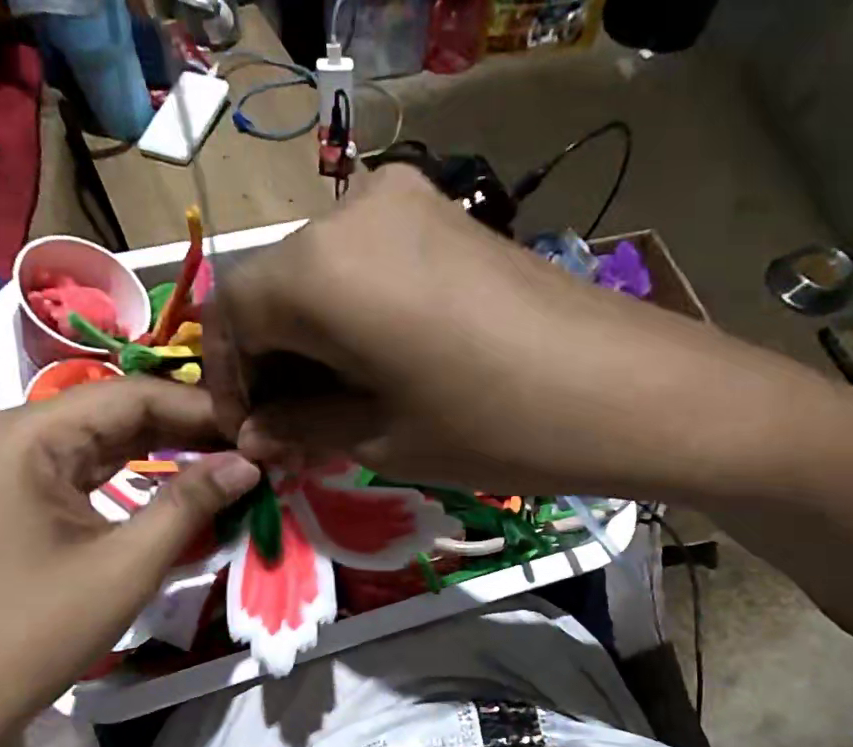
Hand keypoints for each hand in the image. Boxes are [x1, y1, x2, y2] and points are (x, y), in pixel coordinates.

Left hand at [0, 379, 258, 742]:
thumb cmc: (39, 631)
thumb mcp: (128, 564)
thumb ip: (191, 503)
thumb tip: (249, 463)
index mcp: (18, 437)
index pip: (128, 397)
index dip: (199, 407)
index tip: (254, 425)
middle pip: (107, 412)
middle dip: (181, 427)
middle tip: (247, 442)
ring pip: (91, 439)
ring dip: (156, 447)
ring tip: (221, 454)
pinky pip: (71, 467)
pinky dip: (122, 471)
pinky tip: (168, 474)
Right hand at [204, 165, 760, 496]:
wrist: (624, 389)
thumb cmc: (494, 426)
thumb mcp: (384, 437)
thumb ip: (305, 424)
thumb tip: (256, 430)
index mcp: (318, 268)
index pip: (231, 311)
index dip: (228, 376)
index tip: (248, 428)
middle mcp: (351, 212)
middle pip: (277, 286)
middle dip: (273, 358)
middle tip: (291, 424)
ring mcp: (408, 203)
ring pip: (324, 272)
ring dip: (314, 336)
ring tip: (336, 401)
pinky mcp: (449, 214)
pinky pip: (373, 261)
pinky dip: (357, 312)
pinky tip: (379, 361)